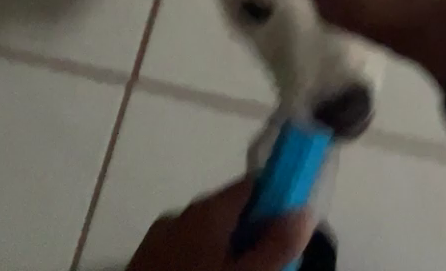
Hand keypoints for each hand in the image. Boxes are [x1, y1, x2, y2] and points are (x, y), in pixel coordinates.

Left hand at [126, 177, 312, 270]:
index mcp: (206, 209)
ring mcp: (155, 241)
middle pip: (230, 211)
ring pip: (205, 235)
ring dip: (225, 250)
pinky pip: (183, 253)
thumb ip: (278, 244)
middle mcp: (180, 214)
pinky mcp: (140, 265)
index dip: (278, 201)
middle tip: (266, 262)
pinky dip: (199, 262)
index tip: (288, 227)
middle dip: (252, 233)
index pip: (255, 183)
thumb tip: (305, 210)